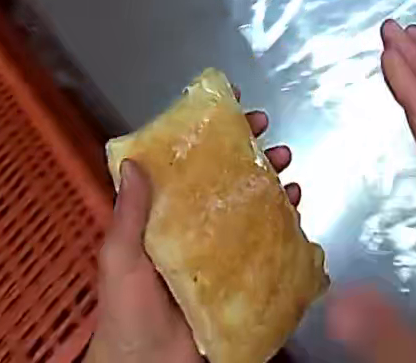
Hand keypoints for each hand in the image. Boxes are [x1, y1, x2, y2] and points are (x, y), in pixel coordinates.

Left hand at [87, 103, 300, 362]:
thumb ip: (128, 215)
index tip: (227, 100)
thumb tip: (133, 162)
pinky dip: (285, 219)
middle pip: (225, 170)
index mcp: (164, 209)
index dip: (207, 126)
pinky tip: (296, 207)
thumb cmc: (125, 315)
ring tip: (285, 164)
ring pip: (250, 198)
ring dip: (270, 176)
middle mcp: (194, 219)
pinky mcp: (241, 273)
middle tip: (264, 127)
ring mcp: (220, 245)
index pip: (187, 157)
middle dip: (247, 144)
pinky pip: (267, 240)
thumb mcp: (119, 259)